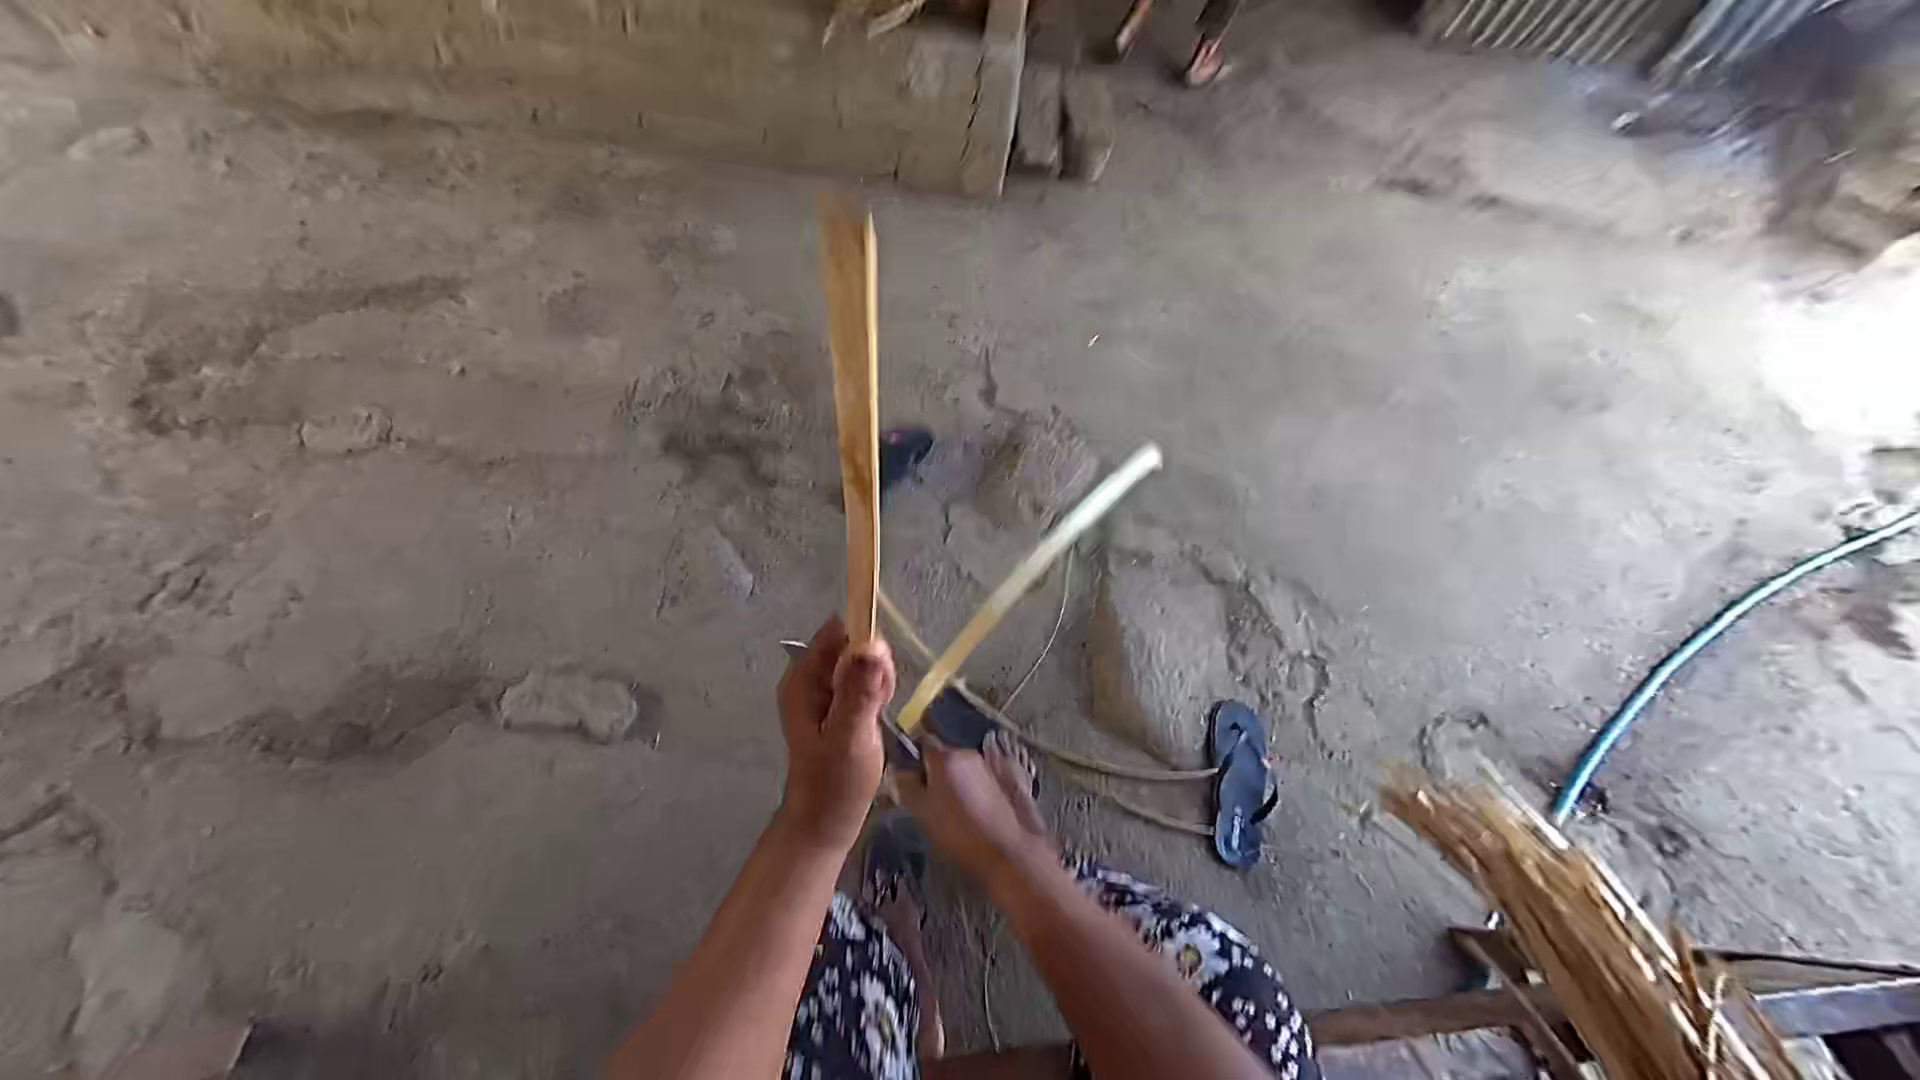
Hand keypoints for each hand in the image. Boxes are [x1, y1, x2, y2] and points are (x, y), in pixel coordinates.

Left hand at [775, 617, 895, 850]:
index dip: (866, 642)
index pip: (839, 630)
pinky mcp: (838, 703)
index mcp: (804, 679)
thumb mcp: (850, 736)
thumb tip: (872, 644)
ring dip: (879, 681)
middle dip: (875, 666)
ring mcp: (824, 691)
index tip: (879, 674)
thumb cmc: (834, 784)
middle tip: (877, 703)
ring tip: (874, 716)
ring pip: (863, 662)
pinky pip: (865, 680)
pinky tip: (875, 719)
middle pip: (854, 643)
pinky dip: (877, 693)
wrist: (826, 825)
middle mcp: (810, 678)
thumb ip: (860, 691)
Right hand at [897, 737, 1055, 899]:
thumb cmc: (959, 834)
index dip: (917, 761)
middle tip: (936, 800)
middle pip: (946, 755)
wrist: (1007, 852)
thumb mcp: (922, 813)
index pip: (923, 744)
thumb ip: (907, 787)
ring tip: (961, 808)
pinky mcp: (1010, 776)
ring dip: (961, 779)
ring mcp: (992, 762)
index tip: (915, 781)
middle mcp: (969, 752)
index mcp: (945, 758)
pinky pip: (986, 775)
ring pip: (967, 766)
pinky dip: (981, 784)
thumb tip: (899, 771)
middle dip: (939, 772)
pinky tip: (982, 808)